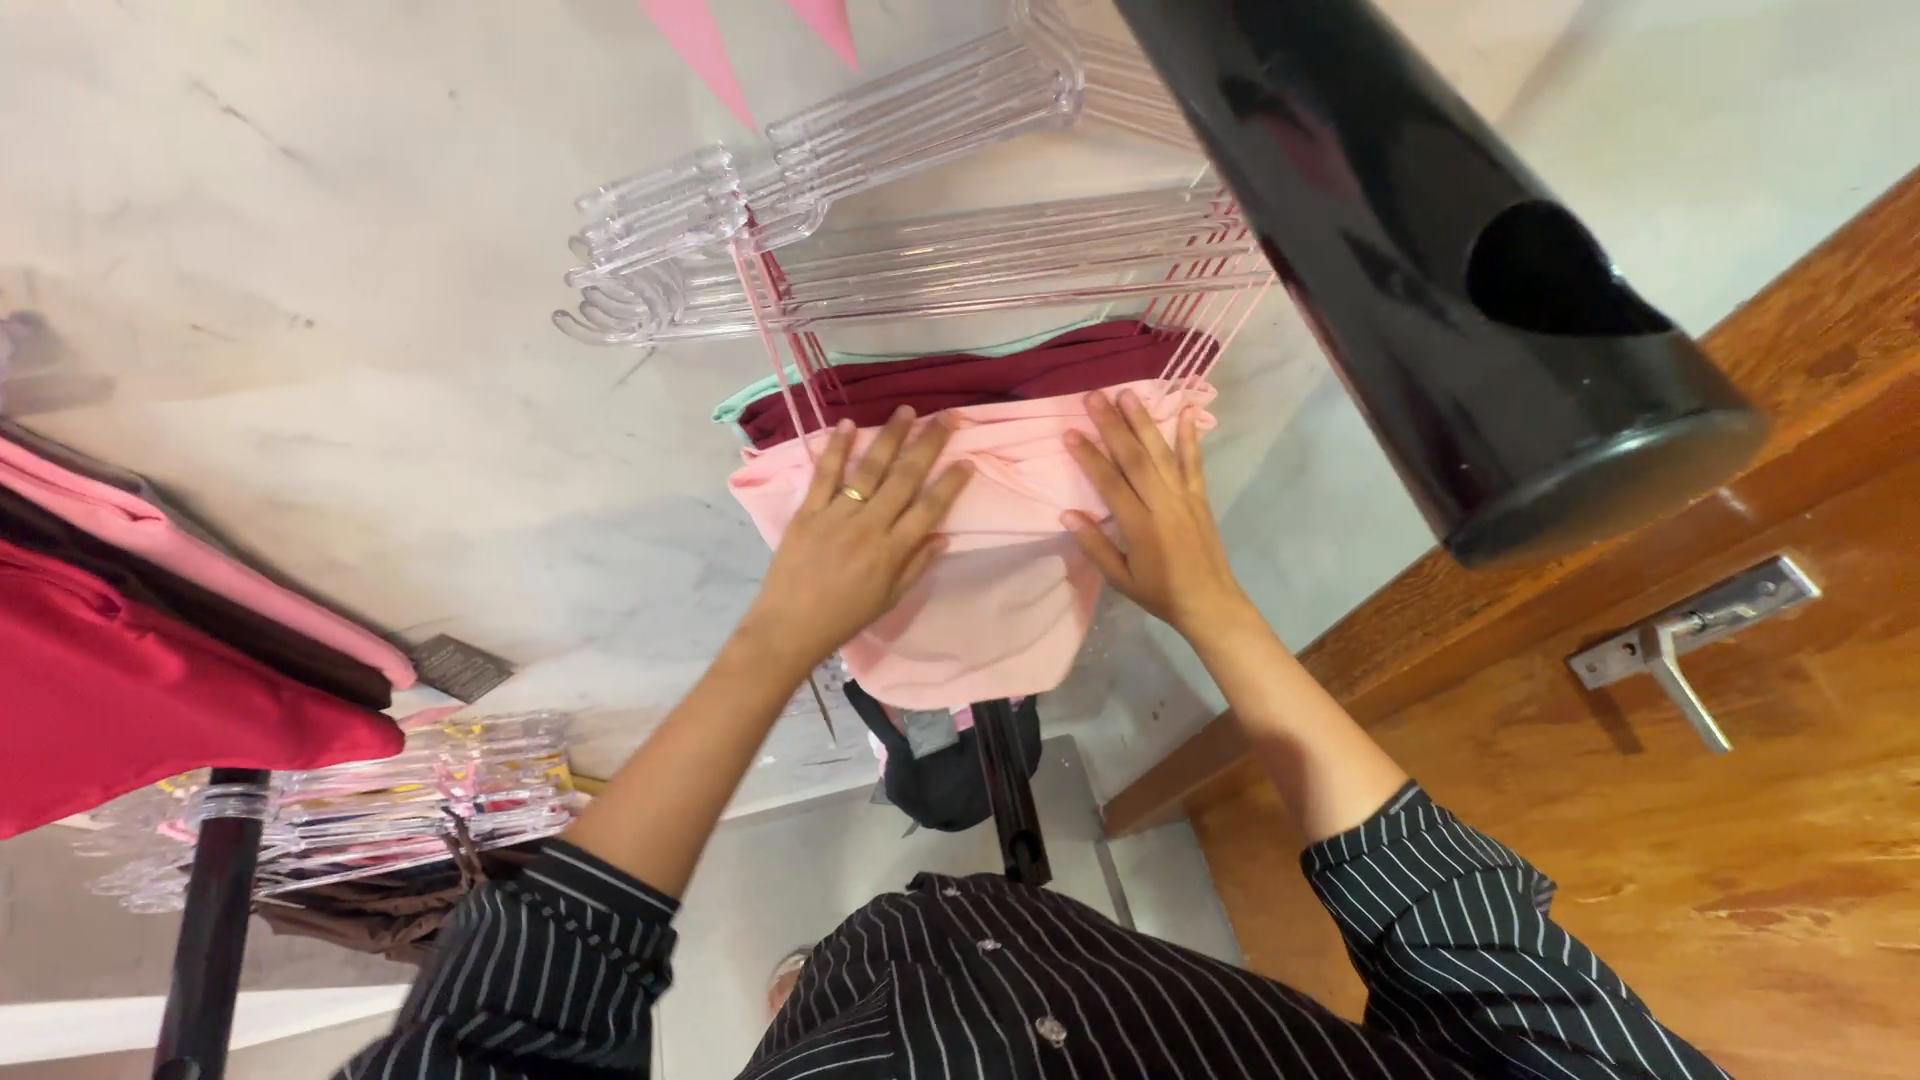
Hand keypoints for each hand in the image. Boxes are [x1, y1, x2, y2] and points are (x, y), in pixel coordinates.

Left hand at [742, 407, 973, 669]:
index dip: (951, 484)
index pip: (929, 509)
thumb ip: (916, 565)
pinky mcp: (808, 512)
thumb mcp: (890, 599)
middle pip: (905, 478)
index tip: (968, 460)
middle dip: (928, 445)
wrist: (791, 626)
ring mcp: (837, 515)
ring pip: (869, 469)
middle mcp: (869, 526)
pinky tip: (849, 424)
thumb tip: (942, 536)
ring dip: (890, 437)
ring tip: (906, 412)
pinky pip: (825, 475)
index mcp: (892, 551)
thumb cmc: (845, 617)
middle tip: (945, 418)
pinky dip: (837, 448)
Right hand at [1062, 389, 1253, 640]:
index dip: (1090, 457)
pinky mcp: (1200, 498)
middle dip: (1113, 425)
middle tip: (1095, 396)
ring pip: (1161, 453)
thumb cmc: (1160, 593)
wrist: (1211, 603)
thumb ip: (1095, 545)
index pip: (1111, 483)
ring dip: (1144, 422)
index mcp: (1141, 526)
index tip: (1071, 432)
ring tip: (1128, 394)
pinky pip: (1194, 463)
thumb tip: (1067, 514)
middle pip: (1135, 458)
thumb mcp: (1120, 578)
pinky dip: (1190, 437)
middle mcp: (1163, 505)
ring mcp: (1185, 498)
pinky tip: (1185, 411)